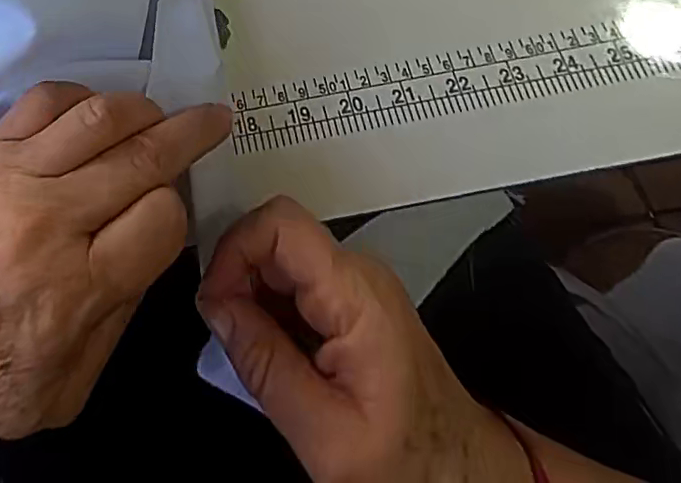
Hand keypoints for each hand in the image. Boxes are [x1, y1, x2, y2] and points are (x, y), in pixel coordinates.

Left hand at [0, 82, 232, 478]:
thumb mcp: (69, 387)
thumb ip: (120, 311)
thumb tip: (152, 238)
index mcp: (75, 286)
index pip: (161, 216)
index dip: (179, 207)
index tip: (173, 208)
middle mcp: (47, 219)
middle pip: (140, 155)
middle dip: (188, 133)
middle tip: (212, 120)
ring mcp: (11, 175)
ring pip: (96, 116)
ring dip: (141, 107)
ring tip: (159, 114)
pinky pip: (41, 101)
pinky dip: (79, 95)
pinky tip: (94, 110)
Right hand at [195, 197, 523, 482]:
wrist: (467, 480)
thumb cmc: (412, 467)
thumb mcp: (325, 435)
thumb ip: (262, 362)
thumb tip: (214, 305)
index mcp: (357, 296)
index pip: (278, 223)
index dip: (234, 249)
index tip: (215, 298)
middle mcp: (357, 274)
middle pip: (271, 236)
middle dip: (235, 276)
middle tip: (227, 330)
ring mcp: (353, 282)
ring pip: (274, 256)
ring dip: (248, 294)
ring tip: (251, 348)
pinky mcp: (347, 297)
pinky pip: (288, 278)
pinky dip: (265, 306)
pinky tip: (272, 349)